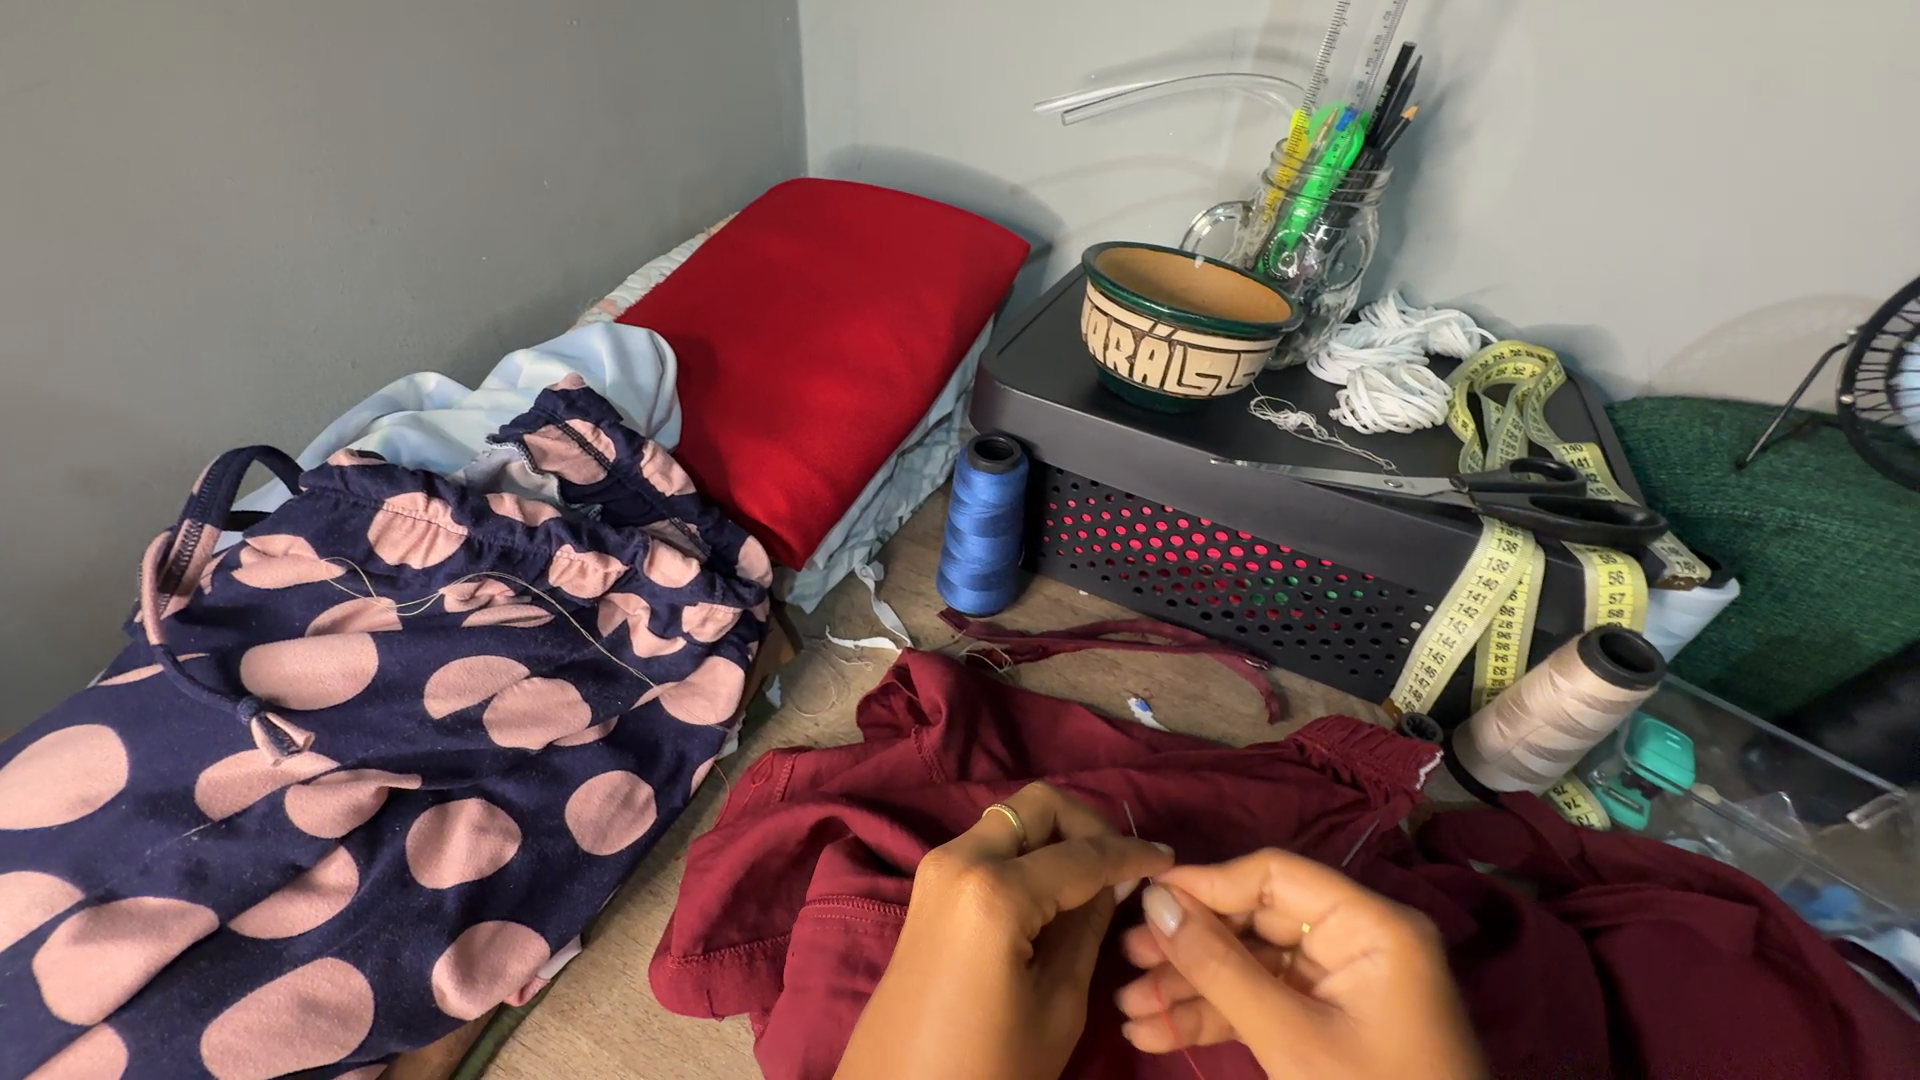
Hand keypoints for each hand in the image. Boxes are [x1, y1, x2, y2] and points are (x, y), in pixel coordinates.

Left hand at [836, 782, 1173, 1079]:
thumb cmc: (988, 1066)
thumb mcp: (1057, 1006)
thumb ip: (1087, 926)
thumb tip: (1115, 878)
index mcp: (994, 891)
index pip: (1080, 854)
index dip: (1130, 853)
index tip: (1167, 857)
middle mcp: (961, 858)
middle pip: (1037, 805)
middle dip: (1086, 824)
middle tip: (1120, 865)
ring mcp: (939, 865)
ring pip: (1012, 818)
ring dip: (1055, 835)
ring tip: (1093, 879)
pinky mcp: (931, 882)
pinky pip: (990, 843)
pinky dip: (1028, 851)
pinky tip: (1055, 889)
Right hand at [1115, 848, 1483, 1079]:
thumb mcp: (1291, 1040)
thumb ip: (1219, 966)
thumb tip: (1155, 901)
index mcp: (1369, 926)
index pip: (1273, 877)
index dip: (1207, 884)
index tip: (1146, 899)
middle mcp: (1354, 942)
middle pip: (1253, 922)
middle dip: (1190, 948)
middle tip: (1129, 958)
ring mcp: (1339, 986)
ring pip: (1249, 966)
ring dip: (1190, 989)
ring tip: (1131, 1007)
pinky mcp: (1326, 1025)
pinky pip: (1260, 1003)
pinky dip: (1214, 1018)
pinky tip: (1158, 1030)